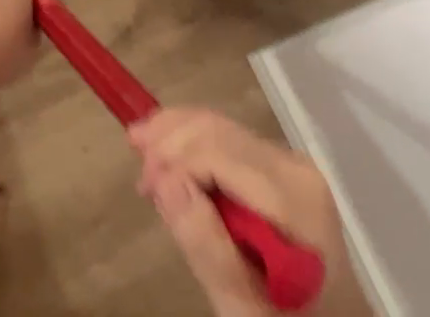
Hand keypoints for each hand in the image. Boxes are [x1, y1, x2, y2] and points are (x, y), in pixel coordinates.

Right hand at [131, 109, 355, 316]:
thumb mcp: (242, 305)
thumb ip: (206, 245)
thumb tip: (167, 181)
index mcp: (292, 199)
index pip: (218, 152)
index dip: (173, 159)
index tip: (142, 188)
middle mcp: (295, 167)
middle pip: (218, 131)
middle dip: (170, 138)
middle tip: (133, 159)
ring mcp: (291, 165)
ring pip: (221, 129)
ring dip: (178, 136)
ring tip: (142, 149)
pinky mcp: (283, 170)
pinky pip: (230, 142)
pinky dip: (195, 146)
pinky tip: (171, 157)